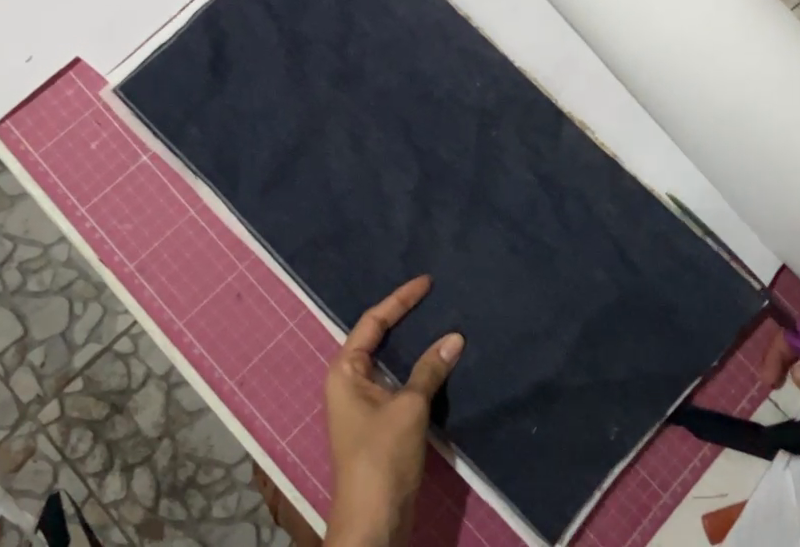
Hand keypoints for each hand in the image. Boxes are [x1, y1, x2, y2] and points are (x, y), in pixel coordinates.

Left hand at [324, 275, 464, 546]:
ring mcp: (363, 403)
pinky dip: (418, 369)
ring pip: (391, 362)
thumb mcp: (409, 407)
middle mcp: (349, 381)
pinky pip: (399, 382)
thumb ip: (430, 370)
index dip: (400, 299)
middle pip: (378, 338)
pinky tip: (439, 362)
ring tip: (439, 320)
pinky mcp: (379, 422)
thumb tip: (455, 337)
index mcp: (345, 370)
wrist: (374, 518)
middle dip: (404, 317)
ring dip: (413, 345)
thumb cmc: (382, 455)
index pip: (373, 322)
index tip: (426, 282)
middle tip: (434, 296)